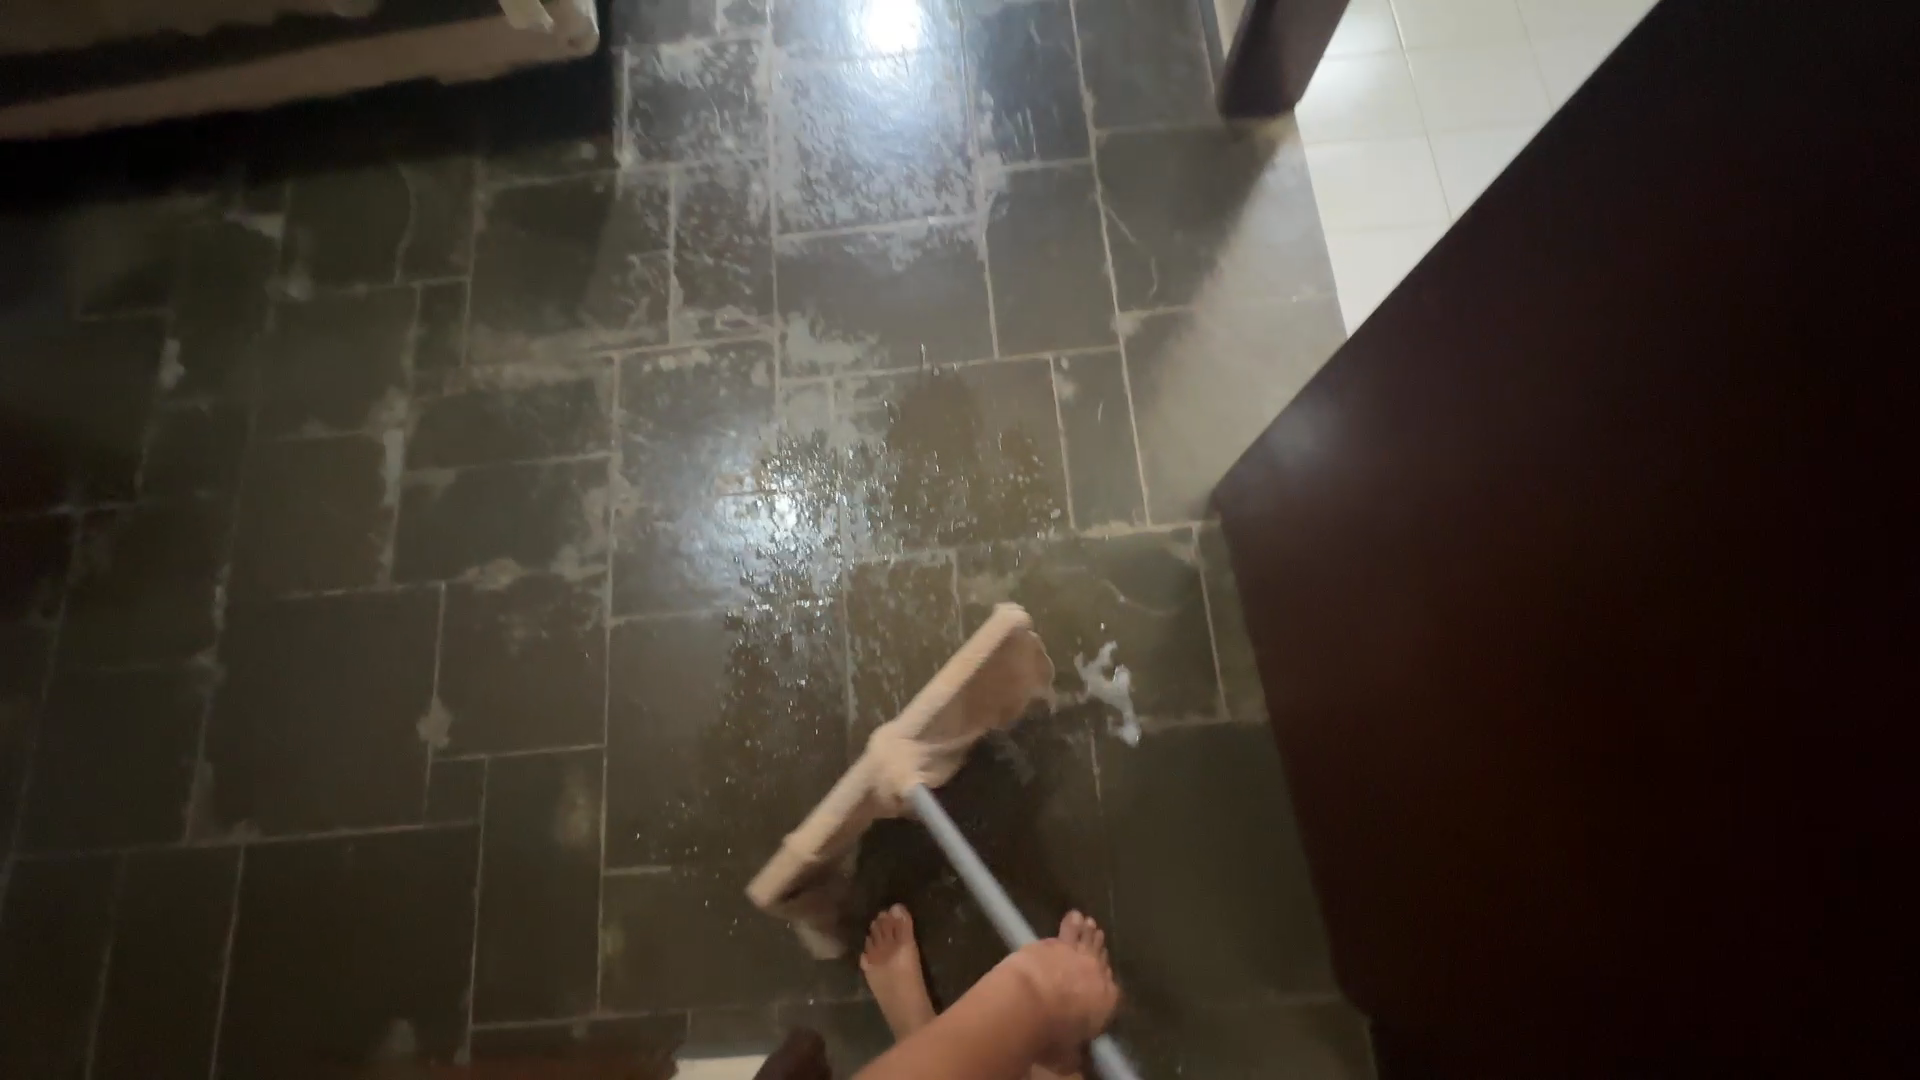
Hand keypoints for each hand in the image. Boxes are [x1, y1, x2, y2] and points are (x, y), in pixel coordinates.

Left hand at [1000, 912, 1118, 1070]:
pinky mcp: (1058, 941)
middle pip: (1101, 961)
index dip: (1105, 989)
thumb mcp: (1066, 1056)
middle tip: (1099, 944)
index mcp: (1107, 1002)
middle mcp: (1097, 974)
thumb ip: (1074, 1054)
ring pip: (1088, 940)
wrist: (1030, 1002)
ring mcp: (1078, 954)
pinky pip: (1069, 929)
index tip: (1101, 987)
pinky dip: (1072, 923)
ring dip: (1088, 933)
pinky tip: (1073, 916)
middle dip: (1099, 954)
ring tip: (1089, 924)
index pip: (1112, 995)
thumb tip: (1073, 1063)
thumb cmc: (1050, 1035)